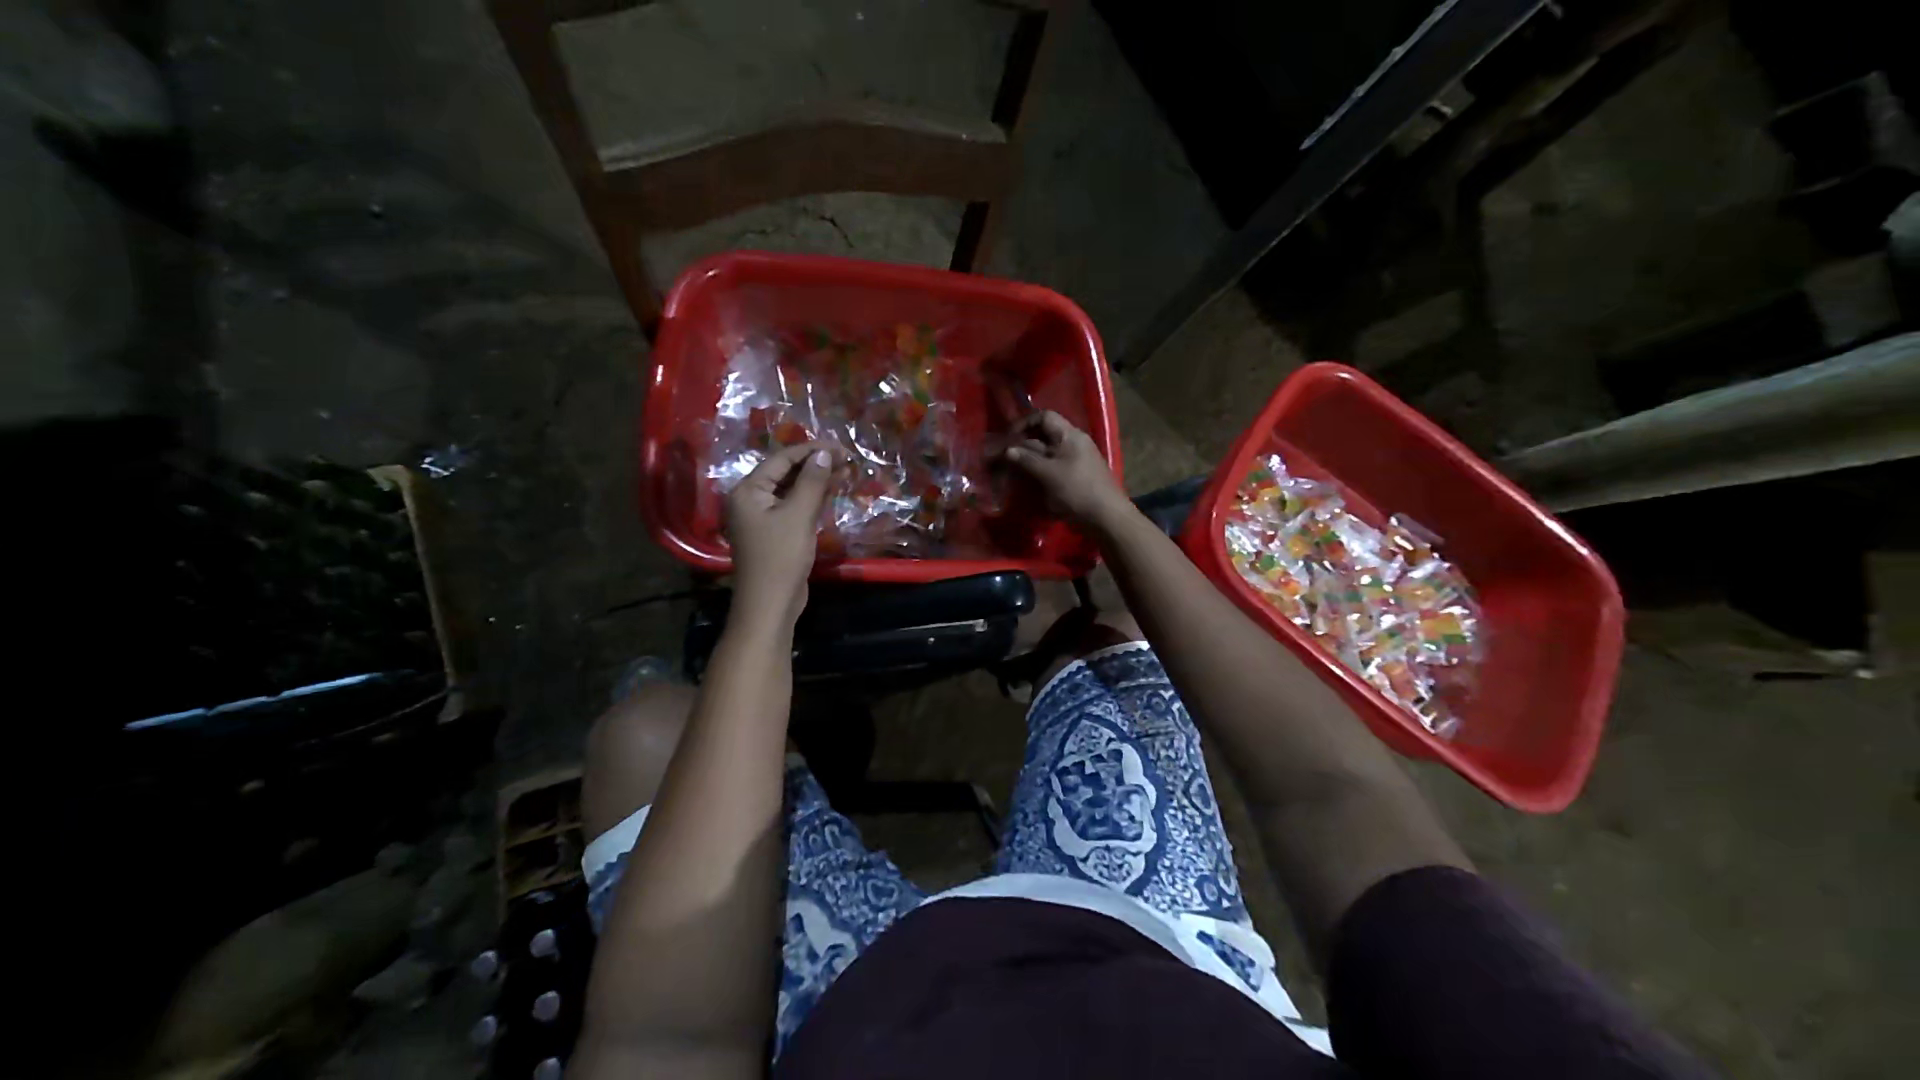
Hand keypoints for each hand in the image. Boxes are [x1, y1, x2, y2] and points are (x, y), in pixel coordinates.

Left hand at [727, 442, 839, 627]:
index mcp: (748, 490)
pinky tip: (830, 494)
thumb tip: (824, 454)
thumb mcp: (799, 515)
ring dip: (814, 481)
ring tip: (843, 472)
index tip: (839, 447)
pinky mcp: (772, 532)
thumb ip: (812, 481)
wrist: (770, 604)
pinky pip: (791, 507)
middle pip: (784, 472)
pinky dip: (810, 499)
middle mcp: (749, 499)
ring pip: (790, 490)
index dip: (811, 450)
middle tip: (845, 459)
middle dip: (814, 465)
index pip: (781, 459)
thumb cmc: (781, 556)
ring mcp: (760, 517)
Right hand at [1003, 411, 1133, 532]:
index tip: (1009, 438)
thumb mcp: (1048, 474)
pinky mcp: (1076, 475)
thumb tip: (1008, 450)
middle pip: (1044, 435)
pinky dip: (1040, 471)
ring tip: (1013, 471)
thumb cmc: (1077, 490)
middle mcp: (1074, 442)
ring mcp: (1076, 459)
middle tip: (1005, 457)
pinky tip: (1029, 482)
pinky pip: (1054, 466)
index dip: (1025, 423)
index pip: (1044, 417)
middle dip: (1024, 445)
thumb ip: (1027, 460)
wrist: (1106, 517)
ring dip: (1030, 460)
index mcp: (1069, 435)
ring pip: (1047, 453)